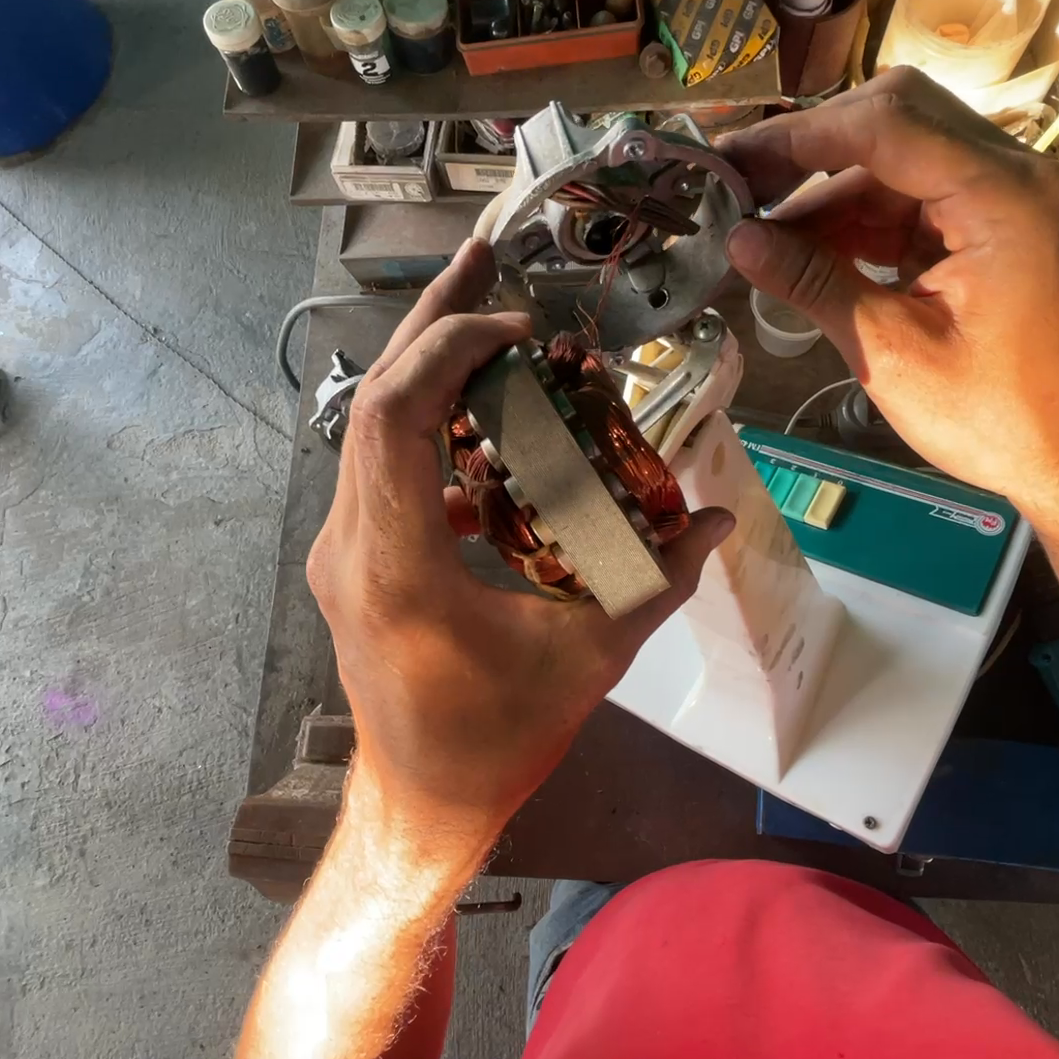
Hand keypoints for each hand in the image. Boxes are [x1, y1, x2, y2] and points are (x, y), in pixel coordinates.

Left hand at [307, 239, 733, 848]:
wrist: (423, 798)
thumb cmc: (501, 739)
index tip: (513, 324)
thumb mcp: (591, 660)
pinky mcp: (353, 559)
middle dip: (429, 323)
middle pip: (372, 404)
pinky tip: (482, 422)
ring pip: (368, 430)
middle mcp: (352, 548)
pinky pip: (381, 467)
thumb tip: (716, 520)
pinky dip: (429, 424)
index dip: (446, 349)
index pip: (392, 420)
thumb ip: (658, 583)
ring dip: (426, 368)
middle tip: (483, 260)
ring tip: (484, 321)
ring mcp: (342, 552)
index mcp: (399, 569)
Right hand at [719, 67, 1058, 515]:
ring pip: (888, 162)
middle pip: (891, 122)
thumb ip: (813, 282)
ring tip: (750, 225)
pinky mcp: (975, 225)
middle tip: (734, 181)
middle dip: (806, 150)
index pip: (887, 127)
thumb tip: (736, 238)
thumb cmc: (983, 414)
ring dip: (819, 193)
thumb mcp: (887, 349)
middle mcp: (1005, 173)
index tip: (731, 159)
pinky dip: (845, 222)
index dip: (800, 138)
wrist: (1053, 452)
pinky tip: (795, 247)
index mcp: (999, 195)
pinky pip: (898, 201)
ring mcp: (992, 196)